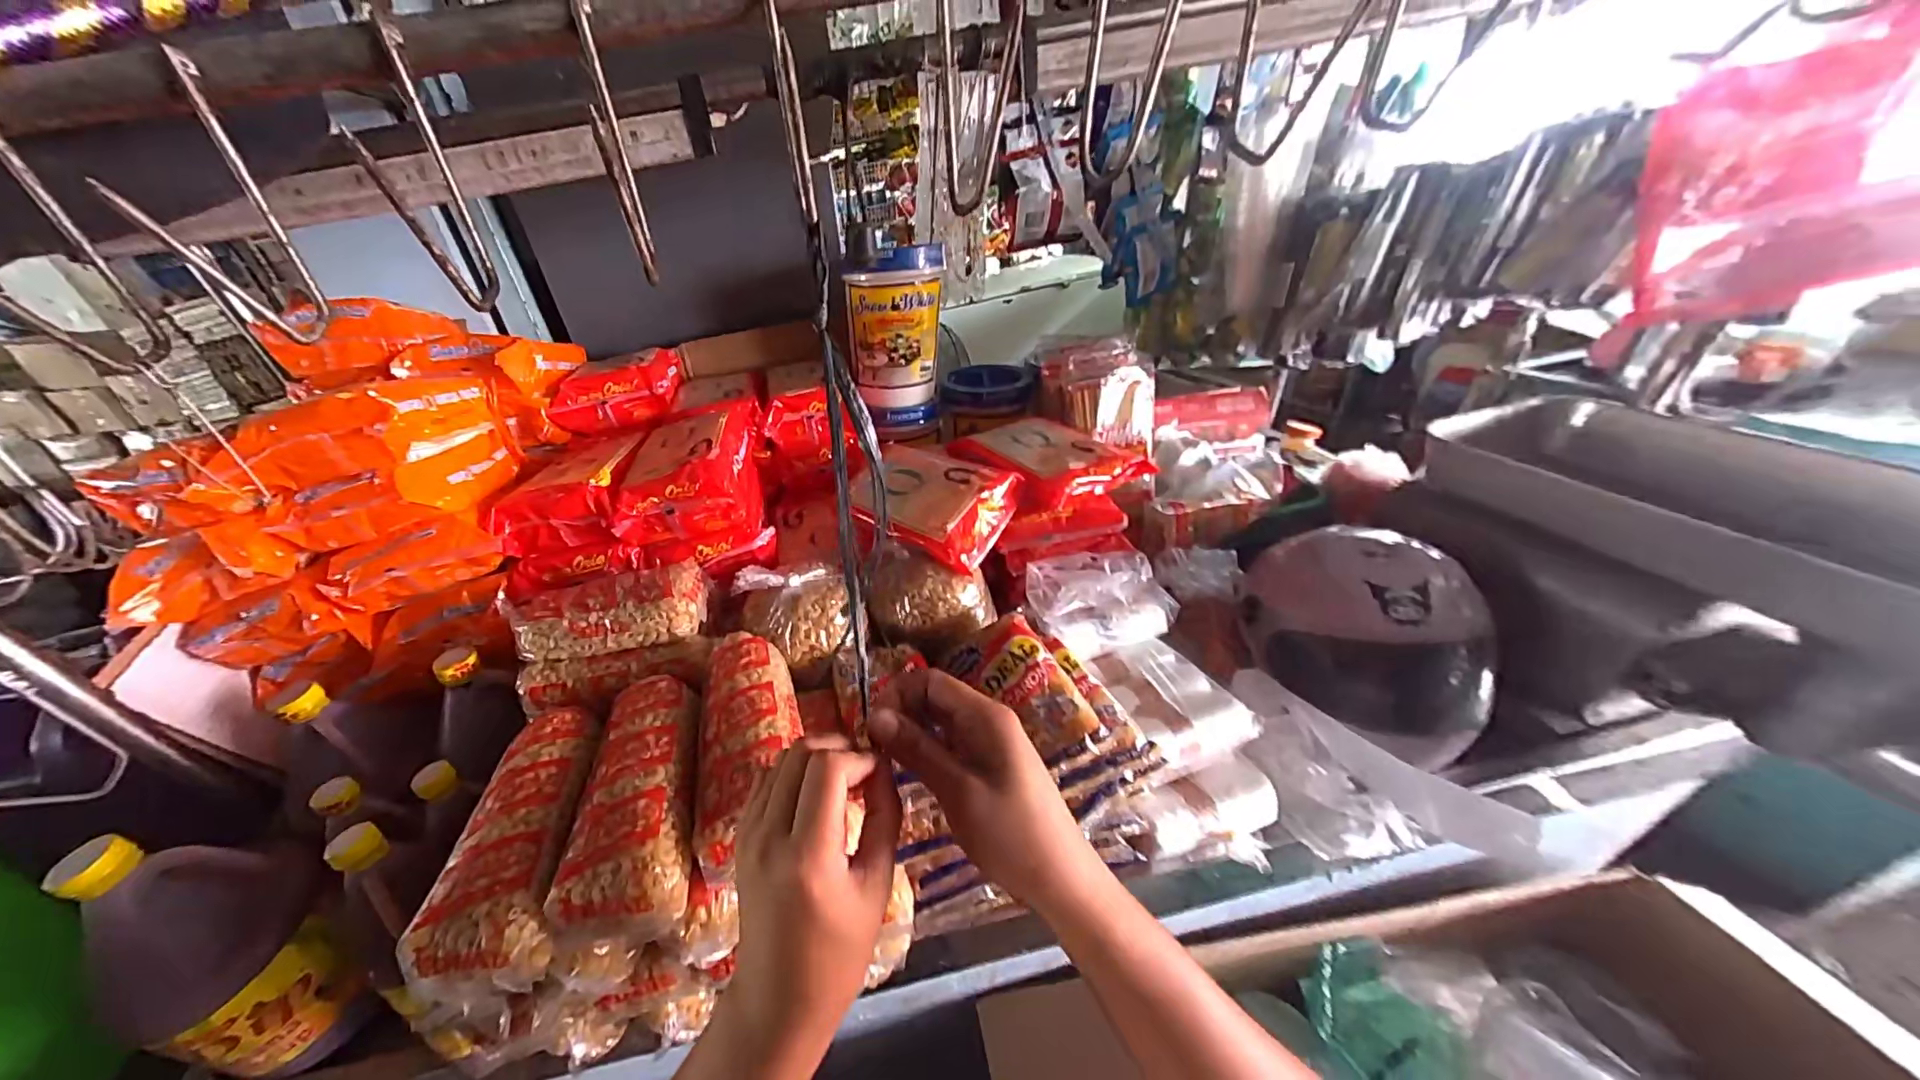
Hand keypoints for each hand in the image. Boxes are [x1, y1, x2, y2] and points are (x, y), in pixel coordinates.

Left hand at [725, 735, 902, 1068]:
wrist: (778, 997)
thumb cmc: (839, 952)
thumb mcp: (877, 885)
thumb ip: (884, 818)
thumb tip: (885, 768)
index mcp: (808, 854)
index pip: (827, 769)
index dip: (860, 757)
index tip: (881, 770)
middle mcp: (769, 837)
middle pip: (800, 754)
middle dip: (838, 748)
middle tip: (865, 768)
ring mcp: (748, 836)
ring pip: (780, 762)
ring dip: (816, 758)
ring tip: (844, 778)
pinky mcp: (740, 839)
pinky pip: (765, 782)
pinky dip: (793, 773)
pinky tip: (816, 793)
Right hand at [867, 670, 1103, 916]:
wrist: (1059, 876)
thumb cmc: (1011, 833)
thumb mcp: (958, 790)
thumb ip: (918, 749)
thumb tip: (876, 715)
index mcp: (986, 716)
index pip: (931, 680)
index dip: (897, 693)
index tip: (870, 726)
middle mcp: (988, 720)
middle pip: (935, 697)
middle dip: (900, 713)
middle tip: (871, 747)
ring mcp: (989, 743)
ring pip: (940, 722)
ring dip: (911, 733)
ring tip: (882, 760)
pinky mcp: (988, 765)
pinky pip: (950, 744)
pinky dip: (927, 751)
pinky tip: (908, 772)